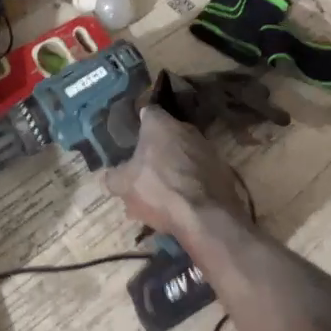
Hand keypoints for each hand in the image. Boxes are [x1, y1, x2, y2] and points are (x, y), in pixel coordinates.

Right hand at [102, 107, 246, 239]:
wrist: (207, 218)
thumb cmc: (159, 190)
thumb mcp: (124, 186)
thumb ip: (113, 177)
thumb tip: (107, 175)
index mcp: (159, 123)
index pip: (147, 112)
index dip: (139, 123)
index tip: (133, 137)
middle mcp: (185, 128)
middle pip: (168, 133)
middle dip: (158, 148)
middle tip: (146, 168)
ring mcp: (208, 149)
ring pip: (186, 153)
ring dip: (177, 166)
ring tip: (165, 191)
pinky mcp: (224, 171)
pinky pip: (202, 172)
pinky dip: (194, 182)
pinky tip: (186, 202)